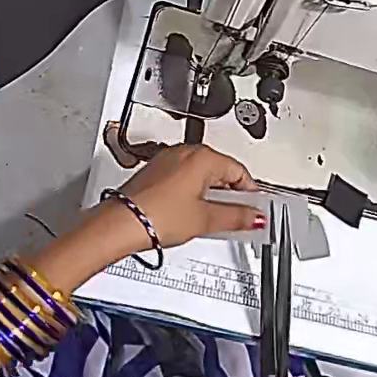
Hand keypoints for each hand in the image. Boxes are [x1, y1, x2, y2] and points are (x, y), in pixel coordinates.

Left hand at [110, 144, 263, 250]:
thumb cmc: (155, 215)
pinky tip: (188, 212)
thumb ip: (237, 216)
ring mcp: (168, 160)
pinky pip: (183, 176)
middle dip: (229, 192)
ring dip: (210, 192)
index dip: (249, 192)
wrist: (120, 224)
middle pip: (220, 169)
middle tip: (234, 216)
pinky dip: (191, 191)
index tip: (253, 208)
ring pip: (201, 173)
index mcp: (203, 157)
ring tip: (208, 217)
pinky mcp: (156, 171)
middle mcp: (185, 152)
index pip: (239, 171)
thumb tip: (256, 216)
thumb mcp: (206, 219)